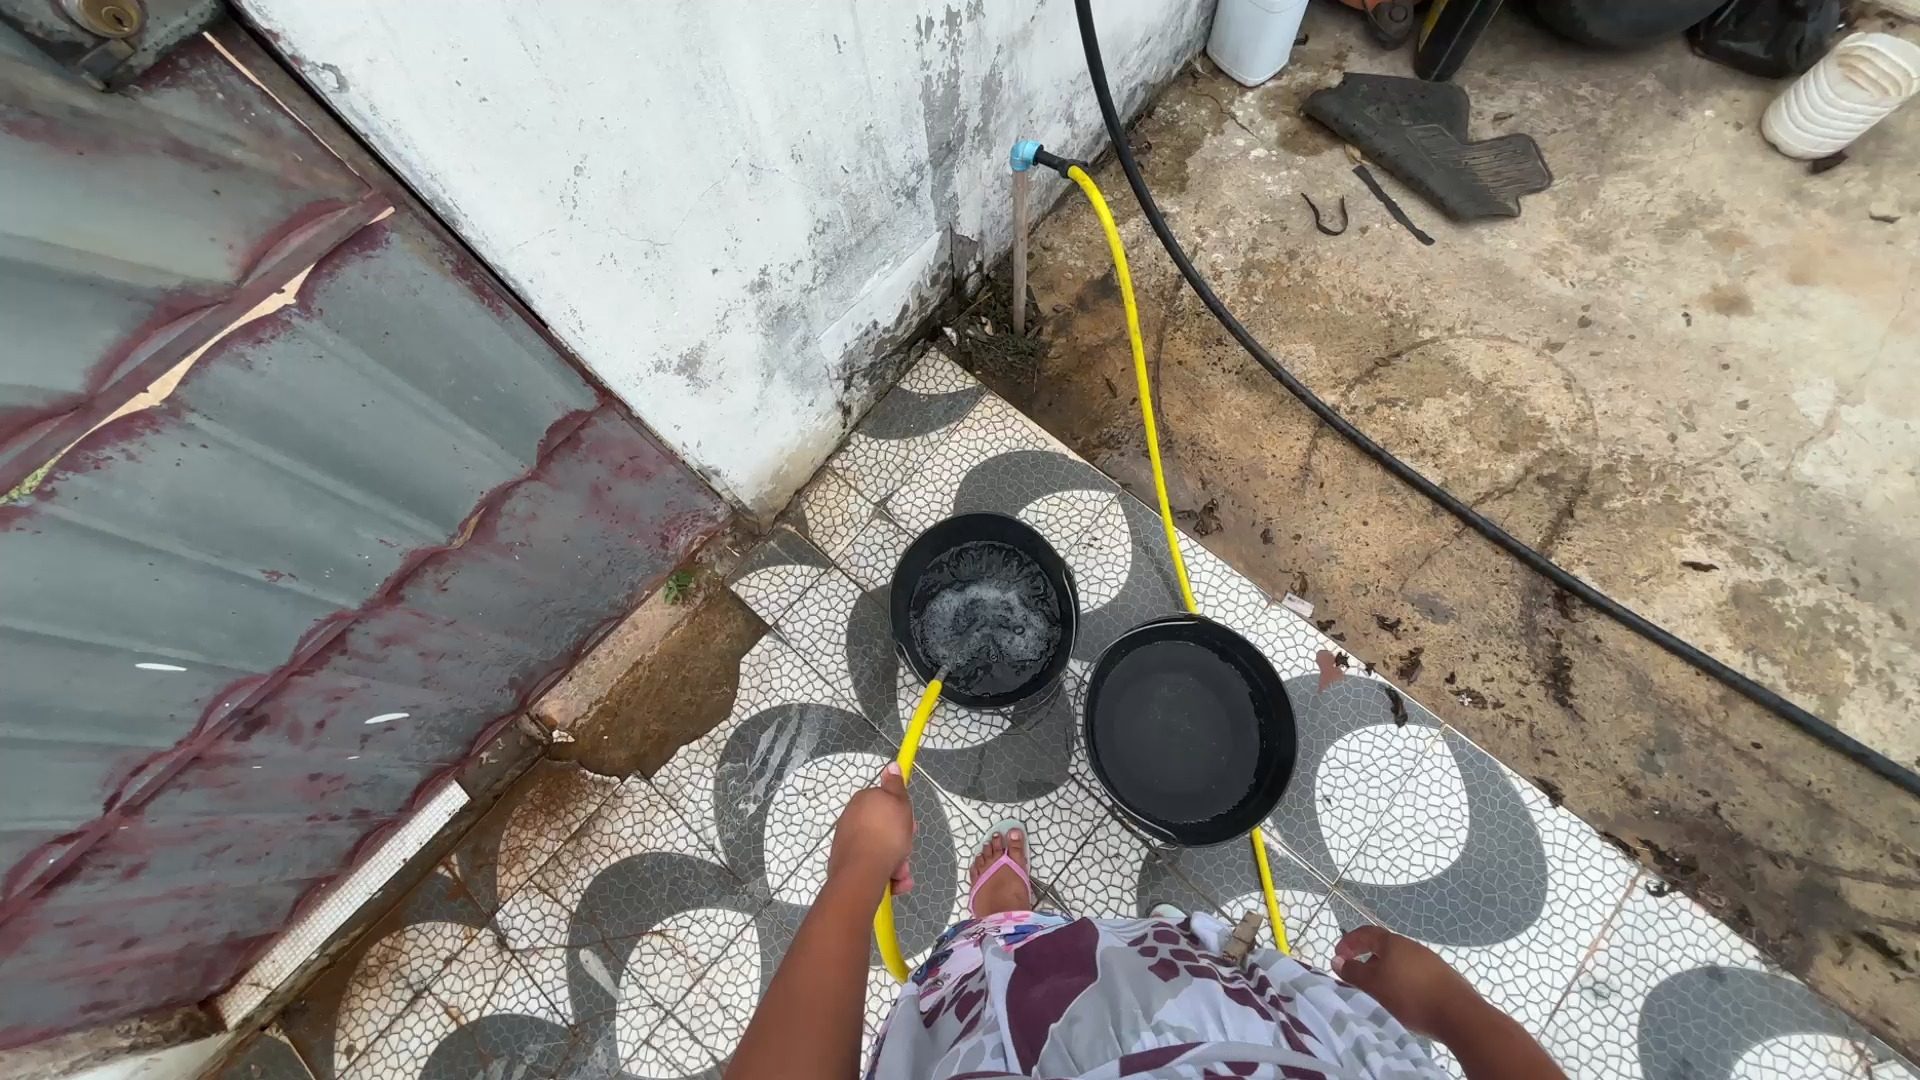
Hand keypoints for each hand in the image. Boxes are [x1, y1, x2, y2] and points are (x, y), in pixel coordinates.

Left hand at [827, 762, 914, 893]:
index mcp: (863, 801)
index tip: (911, 824)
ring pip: (880, 850)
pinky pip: (872, 866)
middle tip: (908, 849)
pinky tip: (896, 882)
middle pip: (883, 828)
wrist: (863, 872)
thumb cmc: (886, 833)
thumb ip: (896, 785)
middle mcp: (852, 819)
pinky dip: (886, 873)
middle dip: (899, 841)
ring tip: (902, 873)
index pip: (884, 802)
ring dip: (896, 861)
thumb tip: (891, 766)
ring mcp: (847, 843)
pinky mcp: (846, 864)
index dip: (900, 813)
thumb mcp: (898, 803)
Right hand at [1332, 925, 1485, 1040]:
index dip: (1349, 942)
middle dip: (1368, 960)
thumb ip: (1353, 972)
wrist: (1461, 1017)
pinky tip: (1408, 1000)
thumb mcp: (1374, 985)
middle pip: (1384, 948)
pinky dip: (1406, 983)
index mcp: (1393, 943)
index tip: (1338, 956)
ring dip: (1388, 973)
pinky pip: (1418, 975)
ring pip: (1402, 963)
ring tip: (1383, 992)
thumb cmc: (1410, 996)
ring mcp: (1432, 962)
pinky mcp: (1446, 979)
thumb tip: (1336, 960)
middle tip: (1360, 976)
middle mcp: (1412, 946)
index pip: (1365, 933)